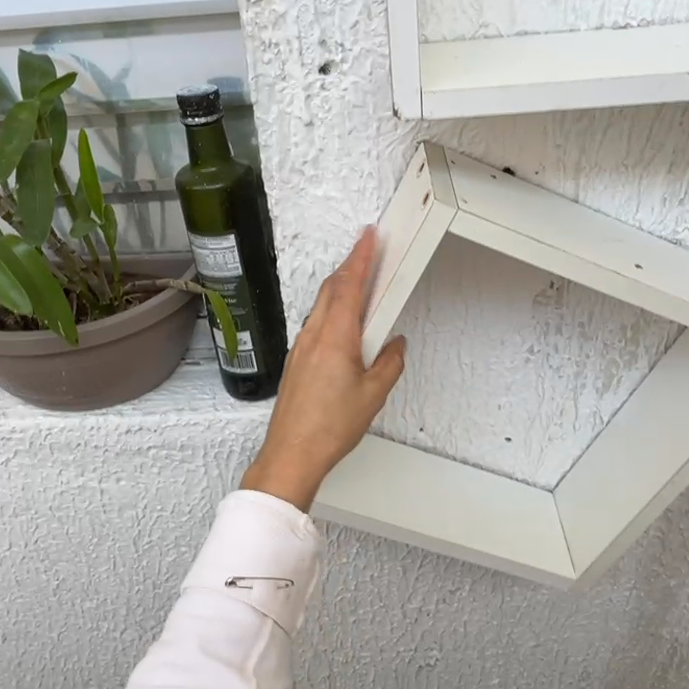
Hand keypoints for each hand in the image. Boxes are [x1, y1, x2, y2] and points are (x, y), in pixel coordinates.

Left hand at [241, 227, 405, 511]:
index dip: (361, 257)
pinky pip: (316, 324)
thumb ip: (390, 363)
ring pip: (322, 306)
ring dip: (341, 288)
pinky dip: (332, 311)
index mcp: (336, 337)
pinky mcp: (297, 361)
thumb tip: (396, 345)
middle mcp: (314, 335)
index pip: (350, 285)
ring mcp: (302, 347)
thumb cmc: (328, 427)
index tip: (369, 237)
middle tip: (368, 251)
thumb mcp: (374, 394)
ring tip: (360, 283)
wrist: (293, 452)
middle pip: (333, 289)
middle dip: (351, 266)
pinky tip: (342, 322)